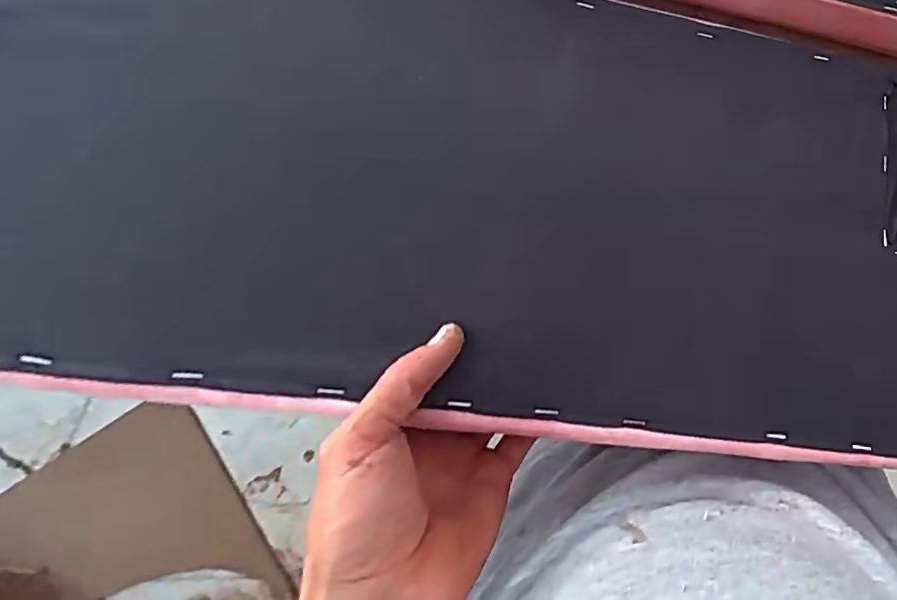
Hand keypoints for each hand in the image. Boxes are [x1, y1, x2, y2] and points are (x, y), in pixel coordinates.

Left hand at [301, 325, 532, 599]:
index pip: (418, 376)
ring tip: (530, 357)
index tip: (465, 324)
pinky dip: (539, 416)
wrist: (390, 599)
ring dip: (512, 386)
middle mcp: (427, 441)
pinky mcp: (495, 473)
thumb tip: (442, 336)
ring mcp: (462, 457)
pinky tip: (546, 398)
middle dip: (482, 364)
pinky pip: (524, 434)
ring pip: (496, 405)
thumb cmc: (351, 538)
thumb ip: (398, 387)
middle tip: (504, 334)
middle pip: (464, 387)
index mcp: (385, 431)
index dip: (439, 350)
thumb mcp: (356, 448)